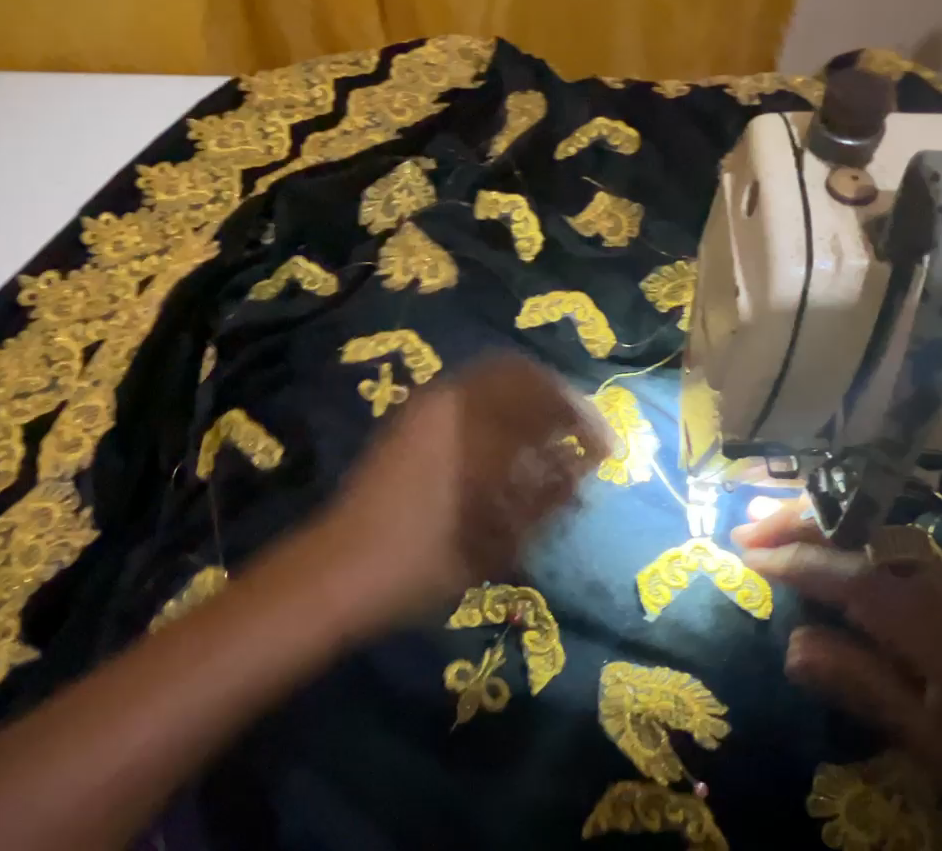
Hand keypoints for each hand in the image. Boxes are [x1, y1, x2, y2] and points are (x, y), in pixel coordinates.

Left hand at [316, 353, 607, 626]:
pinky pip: (464, 397)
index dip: (582, 418)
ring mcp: (423, 407)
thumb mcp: (496, 539)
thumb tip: (581, 468)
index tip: (603, 447)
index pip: (545, 396)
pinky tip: (503, 449)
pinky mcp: (406, 423)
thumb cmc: (423, 560)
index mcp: (474, 422)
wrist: (338, 569)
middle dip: (554, 400)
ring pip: (488, 381)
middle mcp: (449, 399)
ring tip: (545, 442)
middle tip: (577, 434)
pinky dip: (494, 411)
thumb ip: (545, 497)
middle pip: (517, 373)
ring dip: (524, 402)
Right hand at [732, 506, 941, 832]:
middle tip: (745, 526)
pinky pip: (895, 545)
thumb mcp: (929, 737)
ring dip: (820, 525)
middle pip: (851, 532)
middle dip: (794, 522)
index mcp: (917, 613)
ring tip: (776, 526)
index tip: (738, 554)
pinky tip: (838, 552)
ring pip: (872, 532)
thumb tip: (791, 642)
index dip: (783, 560)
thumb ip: (858, 683)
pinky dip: (852, 538)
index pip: (833, 571)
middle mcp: (934, 578)